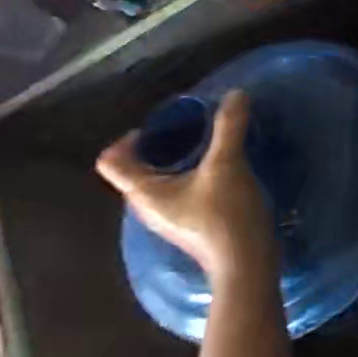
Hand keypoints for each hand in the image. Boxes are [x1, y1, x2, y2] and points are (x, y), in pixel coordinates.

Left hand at [96, 91, 277, 283]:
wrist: (246, 264)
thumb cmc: (224, 216)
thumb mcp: (226, 164)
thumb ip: (229, 126)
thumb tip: (236, 93)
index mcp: (144, 192)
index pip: (111, 160)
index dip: (128, 138)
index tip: (163, 125)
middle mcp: (150, 206)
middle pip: (138, 167)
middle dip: (162, 143)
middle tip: (193, 126)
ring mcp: (172, 217)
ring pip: (163, 178)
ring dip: (181, 158)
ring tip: (211, 143)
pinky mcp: (193, 223)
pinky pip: (183, 189)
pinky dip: (196, 173)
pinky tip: (224, 168)